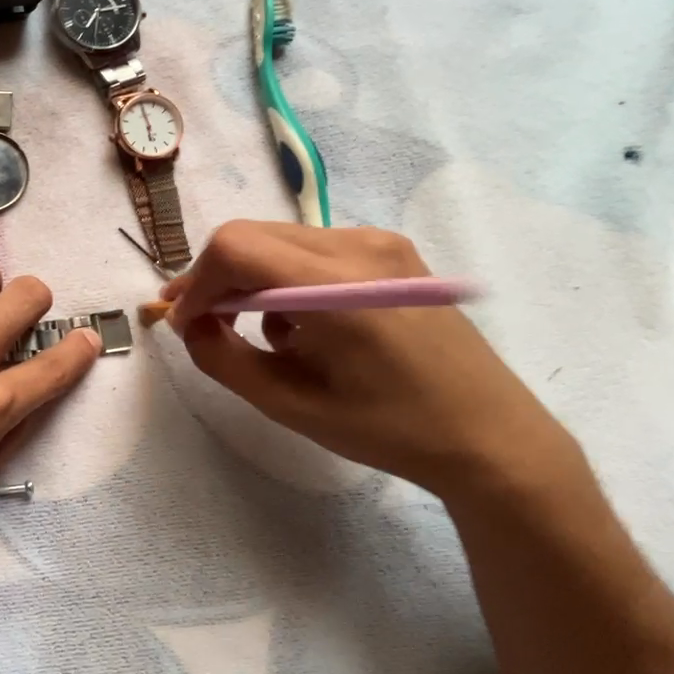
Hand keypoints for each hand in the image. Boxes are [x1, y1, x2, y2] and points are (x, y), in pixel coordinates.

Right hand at [162, 221, 576, 497]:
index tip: (182, 323)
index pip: (233, 248)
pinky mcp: (393, 255)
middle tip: (200, 324)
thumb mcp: (286, 403)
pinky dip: (283, 279)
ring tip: (254, 332)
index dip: (195, 283)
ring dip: (248, 280)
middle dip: (215, 279)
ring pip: (276, 240)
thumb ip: (220, 358)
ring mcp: (381, 246)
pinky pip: (311, 250)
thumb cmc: (386, 428)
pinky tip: (298, 326)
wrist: (491, 437)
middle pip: (249, 236)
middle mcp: (358, 247)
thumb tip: (186, 324)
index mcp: (335, 286)